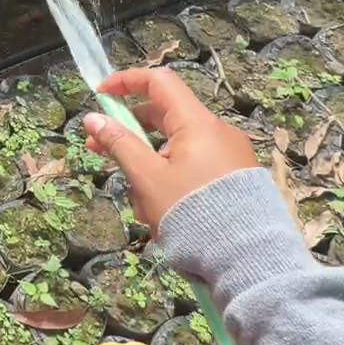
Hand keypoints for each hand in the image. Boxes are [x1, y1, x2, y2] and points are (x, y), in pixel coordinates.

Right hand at [81, 67, 258, 232]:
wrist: (250, 262)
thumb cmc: (192, 211)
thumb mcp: (146, 176)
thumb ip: (118, 143)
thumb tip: (93, 118)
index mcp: (197, 124)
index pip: (159, 82)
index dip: (126, 81)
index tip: (100, 95)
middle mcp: (217, 133)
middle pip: (164, 116)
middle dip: (128, 132)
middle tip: (100, 151)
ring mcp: (229, 157)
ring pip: (175, 147)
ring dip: (147, 164)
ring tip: (138, 201)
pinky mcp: (235, 181)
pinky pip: (193, 166)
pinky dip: (169, 178)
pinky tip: (161, 211)